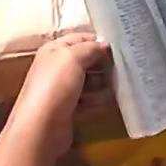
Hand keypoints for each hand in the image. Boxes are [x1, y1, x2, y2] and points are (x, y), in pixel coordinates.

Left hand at [6, 33, 109, 161]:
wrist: (41, 127)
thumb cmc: (56, 85)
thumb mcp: (73, 57)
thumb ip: (90, 48)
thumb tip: (104, 44)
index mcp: (54, 49)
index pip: (79, 38)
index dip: (98, 40)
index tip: (119, 46)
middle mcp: (57, 66)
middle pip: (85, 59)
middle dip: (102, 62)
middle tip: (123, 66)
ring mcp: (62, 88)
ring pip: (88, 80)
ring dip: (102, 82)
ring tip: (117, 84)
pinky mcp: (68, 108)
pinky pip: (87, 99)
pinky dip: (97, 99)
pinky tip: (108, 100)